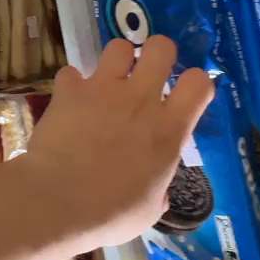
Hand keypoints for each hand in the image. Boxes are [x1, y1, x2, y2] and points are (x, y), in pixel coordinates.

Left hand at [20, 36, 213, 249]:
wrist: (59, 199)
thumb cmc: (112, 212)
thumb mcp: (151, 207)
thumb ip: (159, 185)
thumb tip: (158, 188)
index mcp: (169, 129)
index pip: (200, 83)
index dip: (196, 81)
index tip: (186, 91)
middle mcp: (140, 99)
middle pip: (161, 47)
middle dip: (158, 52)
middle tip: (148, 71)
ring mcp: (103, 88)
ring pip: (118, 46)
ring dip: (117, 60)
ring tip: (109, 80)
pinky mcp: (69, 88)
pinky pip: (72, 72)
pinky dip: (73, 84)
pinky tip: (70, 100)